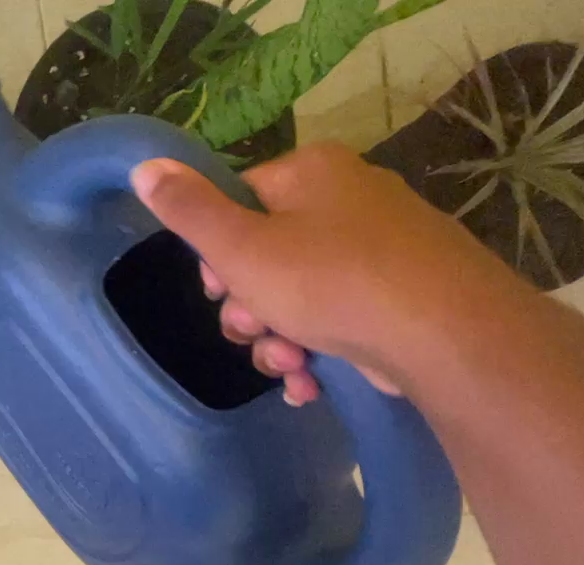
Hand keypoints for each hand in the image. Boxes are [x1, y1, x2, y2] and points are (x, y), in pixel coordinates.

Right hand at [128, 143, 583, 408]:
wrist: (440, 331)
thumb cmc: (326, 282)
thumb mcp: (237, 247)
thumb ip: (187, 210)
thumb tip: (144, 166)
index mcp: (308, 174)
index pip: (234, 203)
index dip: (215, 256)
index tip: (218, 289)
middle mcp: (345, 198)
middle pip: (259, 257)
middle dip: (246, 310)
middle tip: (254, 329)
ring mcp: (375, 246)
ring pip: (290, 297)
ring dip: (274, 341)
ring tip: (289, 364)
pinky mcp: (394, 289)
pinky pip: (330, 317)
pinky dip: (311, 351)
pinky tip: (308, 381)